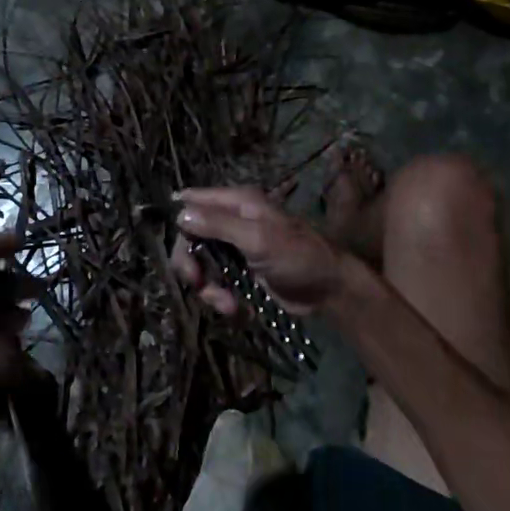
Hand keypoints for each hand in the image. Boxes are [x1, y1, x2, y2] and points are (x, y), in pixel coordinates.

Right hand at [172, 187, 347, 314]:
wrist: (329, 291)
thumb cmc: (298, 257)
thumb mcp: (258, 238)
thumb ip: (219, 225)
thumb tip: (180, 214)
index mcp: (237, 202)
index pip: (192, 202)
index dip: (182, 225)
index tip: (185, 252)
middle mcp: (233, 219)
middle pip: (191, 236)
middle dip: (191, 264)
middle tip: (198, 283)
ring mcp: (236, 247)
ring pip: (201, 263)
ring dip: (207, 286)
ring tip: (226, 304)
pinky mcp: (240, 271)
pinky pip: (215, 281)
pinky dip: (219, 296)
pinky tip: (235, 308)